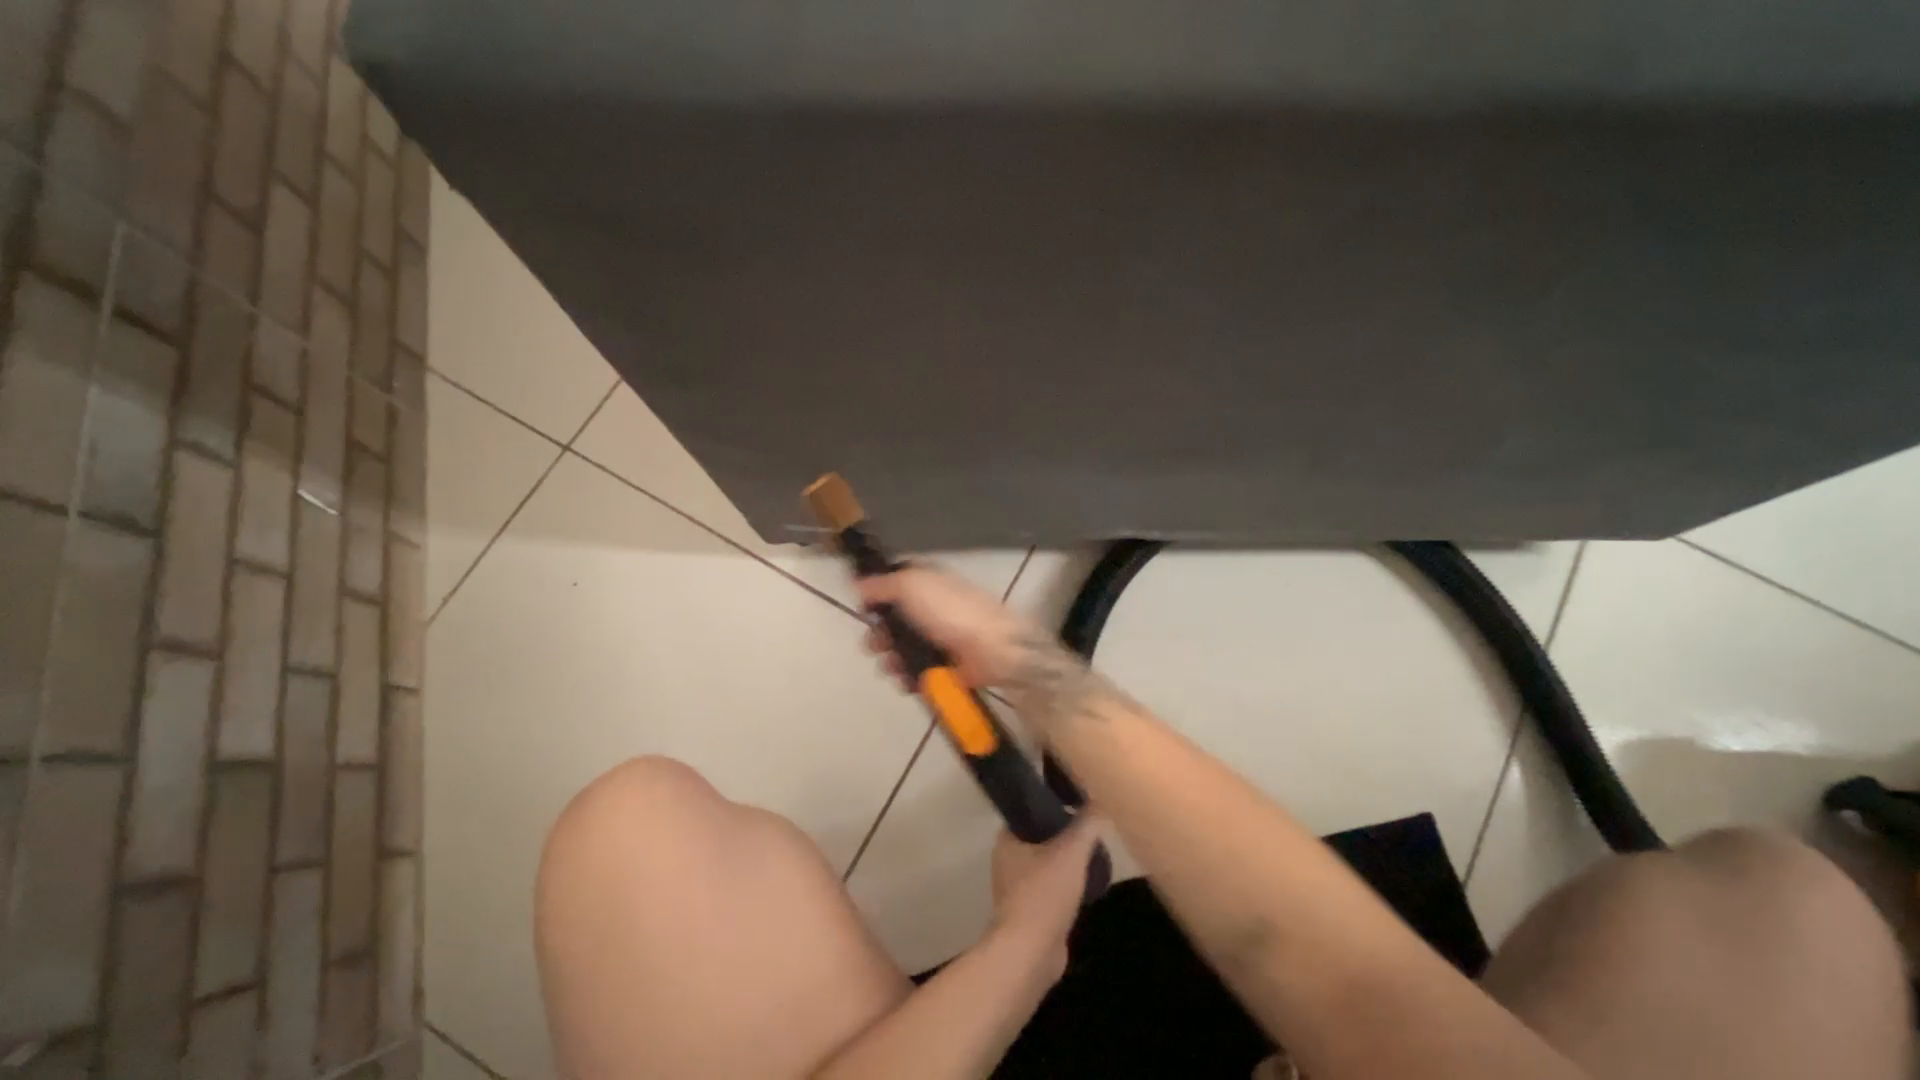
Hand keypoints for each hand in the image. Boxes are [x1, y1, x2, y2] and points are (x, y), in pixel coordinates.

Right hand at [858, 566, 1050, 690]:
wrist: (994, 648)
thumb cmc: (951, 611)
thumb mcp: (912, 585)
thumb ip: (882, 584)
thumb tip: (857, 583)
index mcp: (927, 585)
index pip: (894, 587)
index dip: (876, 597)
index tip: (863, 610)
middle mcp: (931, 610)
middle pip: (893, 623)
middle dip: (879, 635)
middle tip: (874, 646)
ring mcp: (939, 640)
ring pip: (903, 650)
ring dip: (890, 660)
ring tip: (891, 667)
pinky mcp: (944, 666)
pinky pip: (917, 672)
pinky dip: (907, 677)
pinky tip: (905, 681)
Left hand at [987, 818, 1102, 977]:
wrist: (1032, 950)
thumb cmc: (1045, 893)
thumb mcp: (1071, 851)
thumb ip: (1086, 825)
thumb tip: (1099, 802)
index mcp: (1007, 841)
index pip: (1027, 814)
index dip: (1050, 806)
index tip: (1074, 804)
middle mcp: (1006, 863)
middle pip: (1038, 840)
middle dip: (1062, 837)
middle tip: (1089, 830)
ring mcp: (1016, 890)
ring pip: (1045, 866)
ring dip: (1065, 863)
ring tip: (1092, 856)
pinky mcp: (1029, 913)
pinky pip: (1049, 890)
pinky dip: (1065, 887)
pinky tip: (1086, 886)